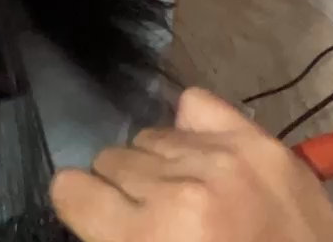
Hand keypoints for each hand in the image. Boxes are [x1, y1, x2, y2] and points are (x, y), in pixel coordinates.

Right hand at [52, 88, 332, 241]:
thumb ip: (115, 238)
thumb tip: (87, 204)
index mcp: (152, 238)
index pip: (70, 188)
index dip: (83, 209)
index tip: (100, 223)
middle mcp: (183, 190)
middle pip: (110, 159)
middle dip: (126, 192)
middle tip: (159, 225)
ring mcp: (226, 160)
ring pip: (148, 136)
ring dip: (161, 166)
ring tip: (193, 202)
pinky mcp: (262, 144)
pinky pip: (195, 104)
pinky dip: (194, 131)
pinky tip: (210, 165)